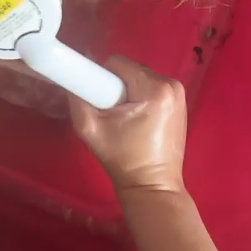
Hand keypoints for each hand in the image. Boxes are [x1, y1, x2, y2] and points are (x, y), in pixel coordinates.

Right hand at [69, 57, 187, 194]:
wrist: (152, 187)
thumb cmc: (122, 159)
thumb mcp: (89, 129)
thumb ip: (76, 97)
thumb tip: (71, 75)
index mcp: (153, 89)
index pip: (117, 64)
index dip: (102, 79)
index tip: (101, 101)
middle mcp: (170, 85)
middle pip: (130, 69)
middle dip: (116, 86)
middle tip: (112, 113)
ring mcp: (178, 93)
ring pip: (139, 76)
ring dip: (128, 91)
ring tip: (125, 118)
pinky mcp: (180, 101)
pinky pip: (151, 86)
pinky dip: (140, 96)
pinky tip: (138, 119)